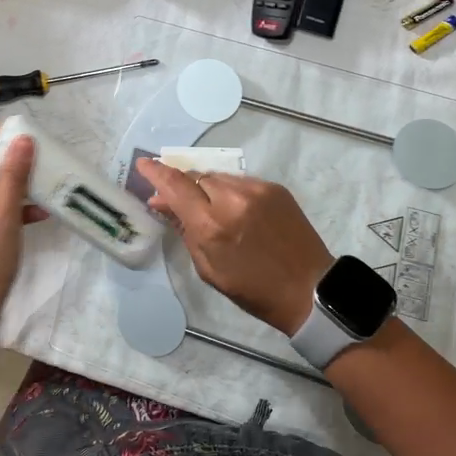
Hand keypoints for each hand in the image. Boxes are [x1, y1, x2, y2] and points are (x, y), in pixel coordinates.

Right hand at [136, 159, 332, 336]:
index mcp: (212, 226)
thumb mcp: (209, 268)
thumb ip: (184, 230)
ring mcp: (256, 190)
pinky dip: (231, 191)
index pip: (175, 185)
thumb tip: (161, 202)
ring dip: (208, 188)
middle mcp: (232, 199)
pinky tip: (238, 211)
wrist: (311, 291)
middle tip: (179, 201)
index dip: (156, 172)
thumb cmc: (253, 290)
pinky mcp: (275, 188)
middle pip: (196, 177)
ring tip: (213, 209)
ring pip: (218, 177)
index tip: (144, 164)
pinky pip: (240, 181)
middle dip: (185, 186)